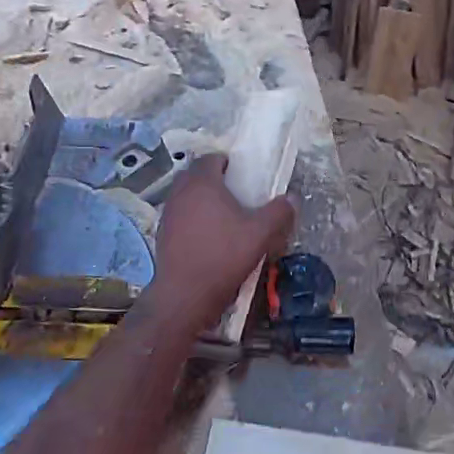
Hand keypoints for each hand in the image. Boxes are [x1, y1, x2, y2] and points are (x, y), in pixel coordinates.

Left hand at [151, 154, 295, 327]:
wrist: (186, 295)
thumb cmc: (224, 256)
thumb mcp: (260, 234)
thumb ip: (278, 212)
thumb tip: (290, 199)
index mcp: (202, 183)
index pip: (211, 158)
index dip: (228, 163)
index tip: (244, 176)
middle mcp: (180, 192)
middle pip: (197, 176)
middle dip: (216, 181)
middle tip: (237, 196)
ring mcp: (168, 214)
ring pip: (188, 197)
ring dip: (204, 202)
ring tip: (225, 219)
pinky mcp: (162, 234)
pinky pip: (181, 217)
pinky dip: (194, 221)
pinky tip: (210, 240)